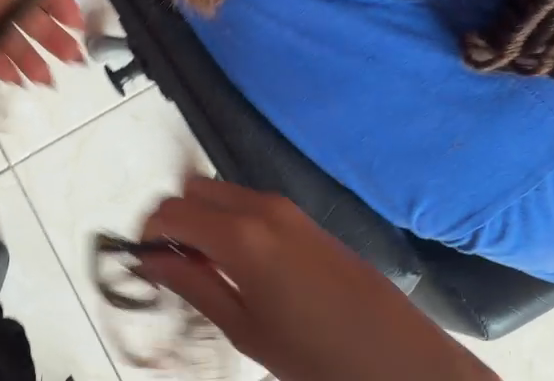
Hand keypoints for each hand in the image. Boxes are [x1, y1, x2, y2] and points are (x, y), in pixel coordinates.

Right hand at [134, 178, 495, 380]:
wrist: (409, 366)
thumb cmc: (320, 360)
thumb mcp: (247, 330)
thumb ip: (193, 285)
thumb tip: (149, 260)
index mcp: (239, 233)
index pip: (170, 211)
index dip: (148, 231)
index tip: (144, 261)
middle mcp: (259, 206)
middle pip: (192, 190)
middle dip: (174, 220)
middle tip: (175, 266)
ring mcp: (286, 208)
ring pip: (220, 194)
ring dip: (203, 219)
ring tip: (208, 271)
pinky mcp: (305, 219)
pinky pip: (249, 204)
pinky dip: (230, 222)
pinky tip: (243, 268)